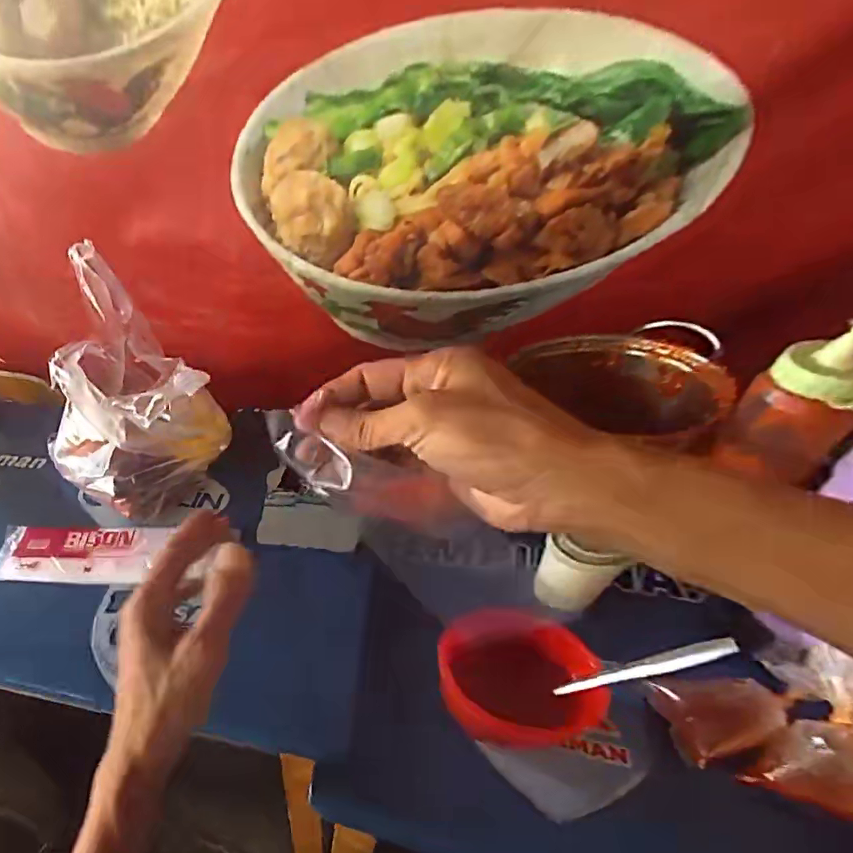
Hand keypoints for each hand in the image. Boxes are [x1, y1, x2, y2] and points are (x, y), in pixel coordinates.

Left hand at [107, 513, 255, 794]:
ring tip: (220, 555)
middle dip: (195, 545)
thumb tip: (239, 551)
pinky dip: (192, 594)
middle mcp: (139, 611)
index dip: (196, 533)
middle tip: (224, 526)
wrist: (141, 750)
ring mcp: (142, 630)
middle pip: (169, 567)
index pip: (173, 556)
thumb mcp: (203, 649)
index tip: (218, 513)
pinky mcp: (150, 648)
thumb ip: (223, 600)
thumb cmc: (172, 701)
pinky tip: (206, 602)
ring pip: (171, 587)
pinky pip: (174, 606)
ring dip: (195, 568)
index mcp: (147, 605)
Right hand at [295, 347, 628, 533]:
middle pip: (374, 404)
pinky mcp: (444, 463)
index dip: (333, 394)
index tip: (301, 418)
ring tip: (314, 462)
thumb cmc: (491, 438)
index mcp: (436, 368)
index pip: (371, 375)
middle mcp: (436, 394)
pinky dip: (374, 466)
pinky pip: (400, 460)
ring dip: (351, 446)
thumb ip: (369, 423)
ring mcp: (441, 430)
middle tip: (302, 444)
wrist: (551, 484)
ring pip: (384, 435)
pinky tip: (347, 476)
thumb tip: (319, 421)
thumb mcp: (424, 420)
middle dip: (337, 422)